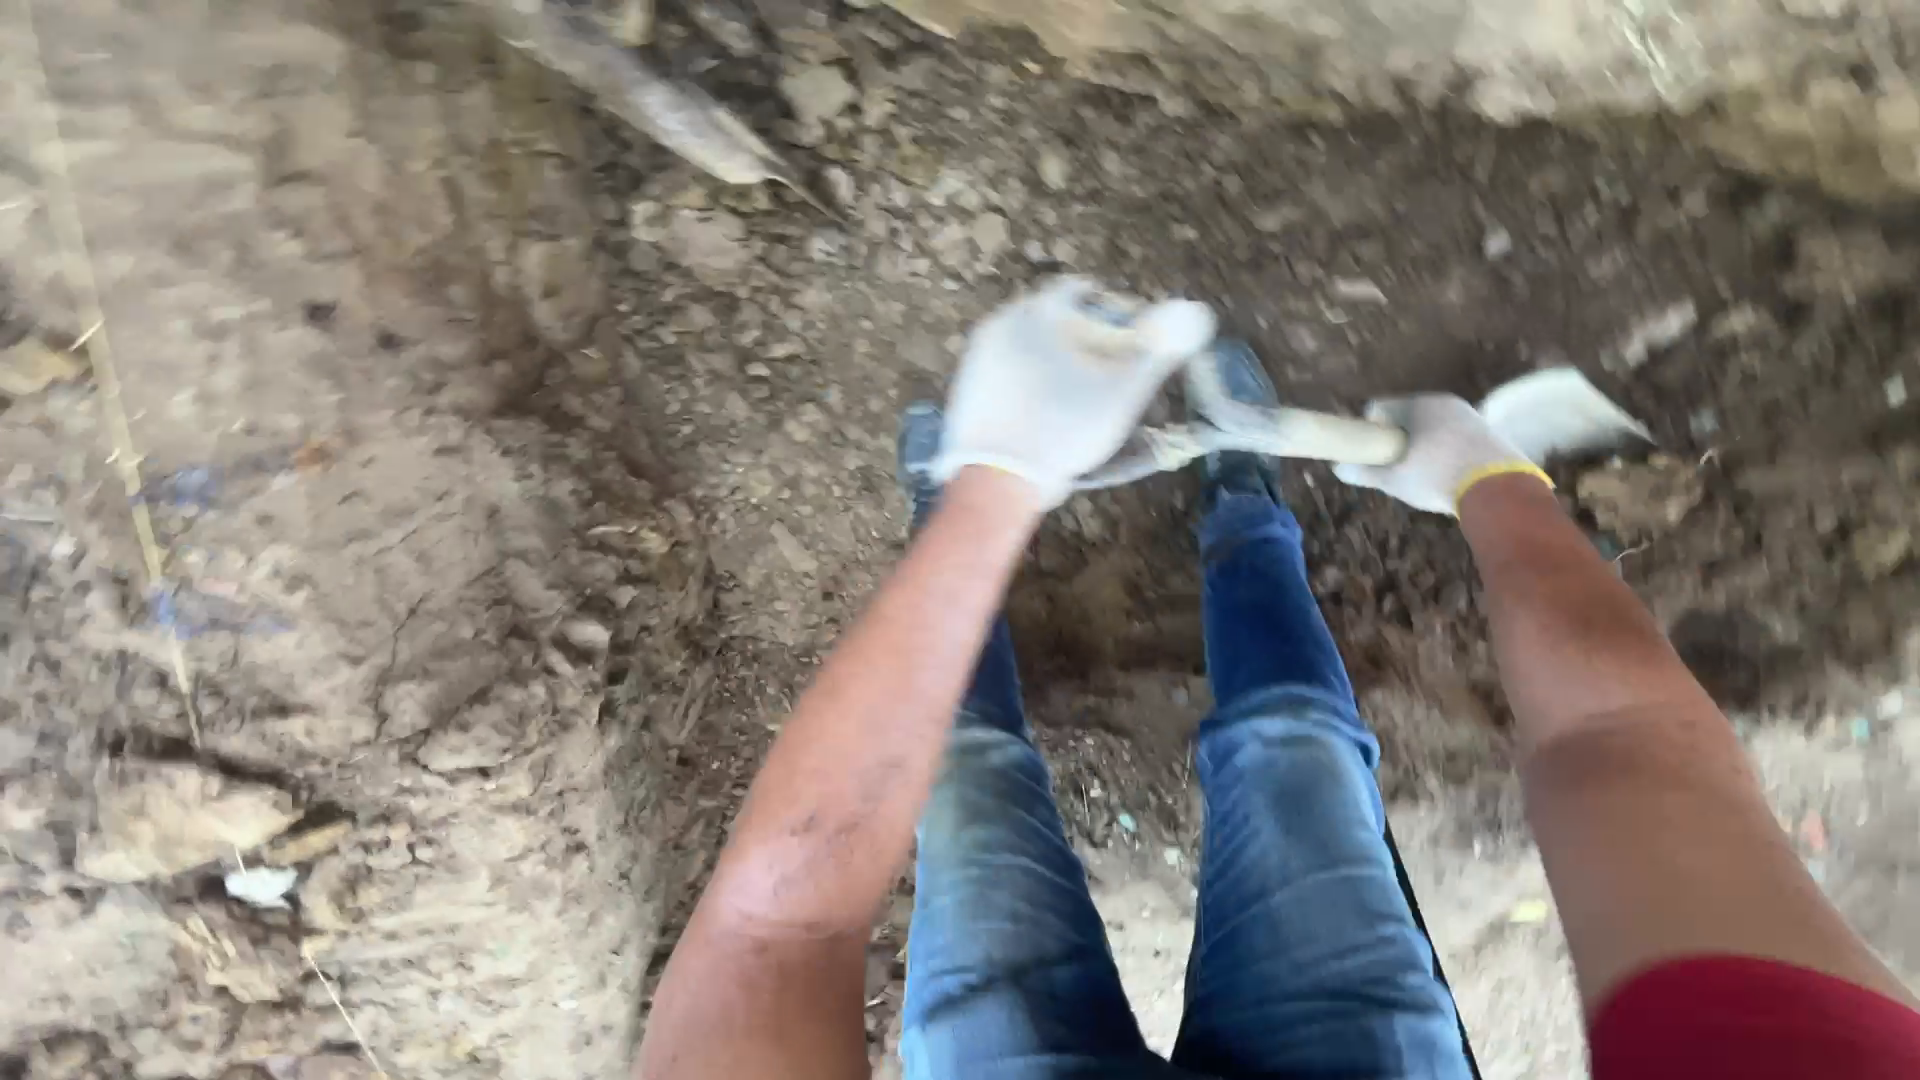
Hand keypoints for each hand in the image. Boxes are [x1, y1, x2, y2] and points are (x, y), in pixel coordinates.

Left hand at [932, 277, 1215, 507]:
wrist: (998, 478)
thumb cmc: (1064, 428)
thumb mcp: (1122, 389)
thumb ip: (1159, 348)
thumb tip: (1194, 313)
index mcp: (1038, 311)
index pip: (1079, 290)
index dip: (1109, 310)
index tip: (1125, 337)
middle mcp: (1001, 322)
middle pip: (1050, 318)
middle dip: (1078, 335)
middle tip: (1102, 369)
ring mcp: (976, 356)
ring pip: (1025, 344)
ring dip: (1050, 358)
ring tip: (1072, 394)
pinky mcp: (964, 387)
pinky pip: (1003, 371)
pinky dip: (1024, 380)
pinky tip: (1039, 411)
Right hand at [1332, 394, 1548, 514]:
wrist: (1499, 489)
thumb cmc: (1435, 475)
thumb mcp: (1391, 478)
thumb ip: (1363, 471)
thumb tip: (1338, 468)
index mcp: (1417, 405)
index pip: (1379, 408)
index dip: (1369, 430)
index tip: (1371, 453)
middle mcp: (1445, 402)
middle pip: (1406, 418)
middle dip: (1396, 439)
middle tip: (1394, 467)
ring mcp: (1471, 415)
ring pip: (1431, 428)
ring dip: (1421, 446)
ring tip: (1421, 475)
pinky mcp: (1490, 433)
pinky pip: (1454, 438)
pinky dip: (1445, 452)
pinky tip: (1447, 476)